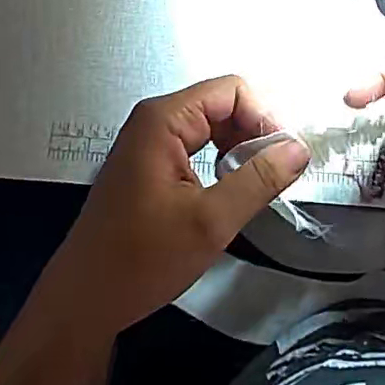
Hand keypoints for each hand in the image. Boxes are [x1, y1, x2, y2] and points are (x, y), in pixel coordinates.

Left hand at [38, 76, 311, 335]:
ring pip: (211, 127)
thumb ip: (258, 180)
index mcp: (163, 120)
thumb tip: (296, 149)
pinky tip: (226, 194)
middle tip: (271, 178)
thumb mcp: (210, 222)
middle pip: (221, 105)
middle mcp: (154, 120)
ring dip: (238, 152)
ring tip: (250, 190)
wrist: (87, 295)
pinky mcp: (149, 162)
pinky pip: (196, 146)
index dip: (263, 118)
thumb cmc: (139, 259)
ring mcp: (149, 140)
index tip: (281, 158)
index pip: (231, 90)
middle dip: (252, 136)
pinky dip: (219, 163)